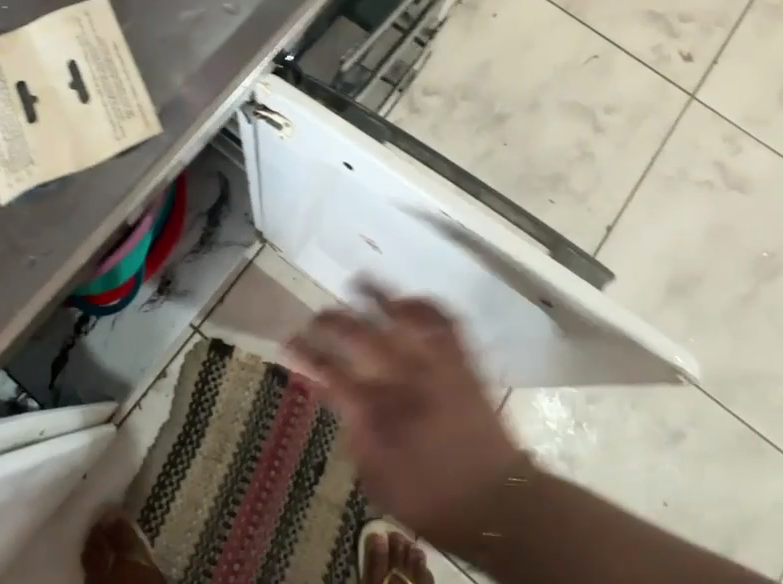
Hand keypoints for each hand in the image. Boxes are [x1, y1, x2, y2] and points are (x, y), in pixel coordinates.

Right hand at [285, 289, 523, 546]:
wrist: (495, 501)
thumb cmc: (428, 498)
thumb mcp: (374, 475)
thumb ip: (351, 428)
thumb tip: (329, 394)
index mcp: (374, 410)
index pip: (327, 369)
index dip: (304, 352)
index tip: (287, 341)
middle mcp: (401, 377)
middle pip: (357, 333)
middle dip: (331, 320)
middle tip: (316, 317)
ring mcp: (434, 365)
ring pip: (400, 316)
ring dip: (376, 296)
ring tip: (357, 282)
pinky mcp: (462, 362)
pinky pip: (443, 320)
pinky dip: (424, 305)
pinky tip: (409, 301)